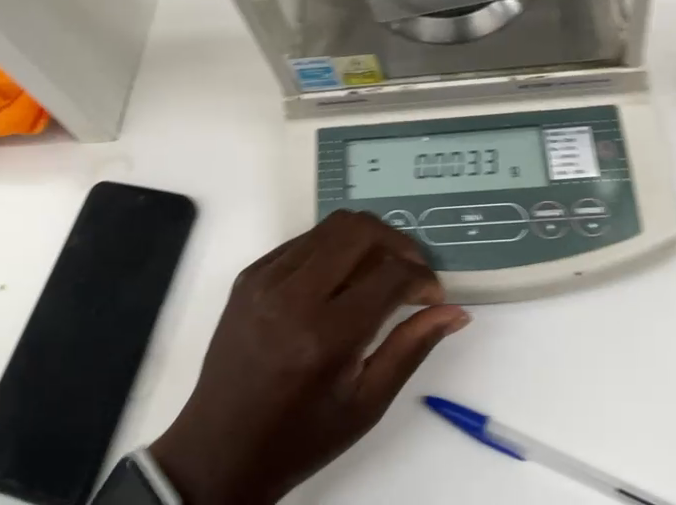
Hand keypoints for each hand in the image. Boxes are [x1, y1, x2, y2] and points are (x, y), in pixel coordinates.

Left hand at [151, 210, 471, 504]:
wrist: (220, 449)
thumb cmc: (301, 436)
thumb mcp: (366, 404)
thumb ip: (412, 347)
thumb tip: (455, 311)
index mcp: (325, 336)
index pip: (390, 275)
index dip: (423, 279)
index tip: (432, 296)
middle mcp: (292, 295)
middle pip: (359, 229)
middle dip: (398, 243)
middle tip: (411, 273)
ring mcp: (264, 279)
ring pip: (330, 226)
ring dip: (366, 241)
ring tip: (380, 273)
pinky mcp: (249, 276)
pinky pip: (302, 241)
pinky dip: (332, 250)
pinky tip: (341, 281)